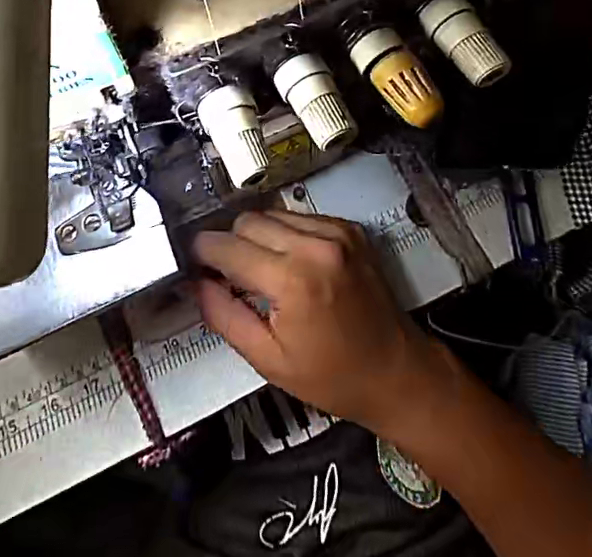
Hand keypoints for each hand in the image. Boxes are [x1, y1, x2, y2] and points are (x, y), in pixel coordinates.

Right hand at [190, 210, 460, 433]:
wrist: (398, 372)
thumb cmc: (332, 376)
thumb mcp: (268, 360)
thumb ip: (223, 315)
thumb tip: (196, 282)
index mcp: (293, 280)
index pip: (228, 246)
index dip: (203, 253)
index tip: (193, 264)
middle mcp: (315, 244)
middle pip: (247, 221)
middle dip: (230, 244)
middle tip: (230, 275)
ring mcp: (336, 231)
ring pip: (272, 214)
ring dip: (258, 237)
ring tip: (263, 272)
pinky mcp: (349, 228)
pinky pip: (299, 217)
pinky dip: (286, 235)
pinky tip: (292, 264)